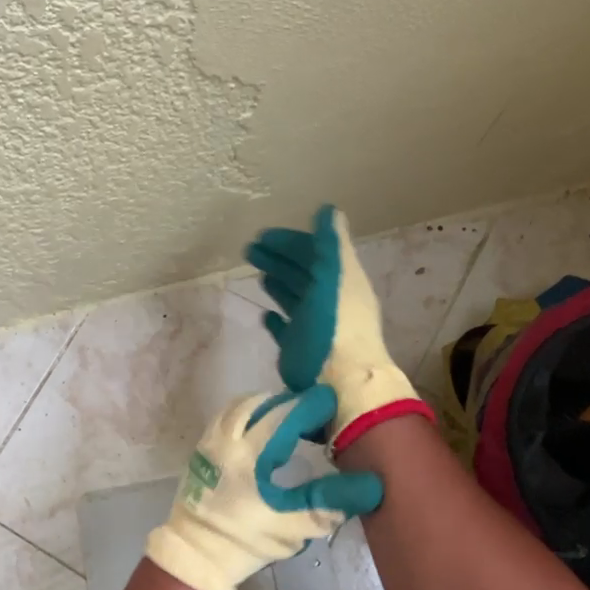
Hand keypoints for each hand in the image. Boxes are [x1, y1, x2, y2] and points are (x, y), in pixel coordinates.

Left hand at [144, 385, 381, 589]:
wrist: (195, 555)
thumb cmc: (244, 541)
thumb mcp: (291, 526)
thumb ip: (329, 501)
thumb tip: (372, 485)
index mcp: (248, 454)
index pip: (285, 416)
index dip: (312, 406)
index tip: (335, 402)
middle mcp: (225, 439)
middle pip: (262, 404)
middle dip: (291, 403)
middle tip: (317, 412)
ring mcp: (209, 441)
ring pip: (240, 406)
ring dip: (268, 405)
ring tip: (292, 417)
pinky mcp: (201, 448)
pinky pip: (227, 416)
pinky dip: (249, 413)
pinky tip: (263, 429)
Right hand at [246, 203, 431, 450]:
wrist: (340, 379)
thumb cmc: (337, 324)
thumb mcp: (337, 276)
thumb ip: (332, 244)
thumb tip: (328, 210)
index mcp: (338, 280)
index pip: (313, 253)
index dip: (290, 241)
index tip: (263, 235)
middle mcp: (326, 300)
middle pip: (300, 272)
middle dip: (278, 258)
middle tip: (249, 249)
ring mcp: (312, 325)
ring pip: (293, 297)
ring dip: (277, 281)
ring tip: (258, 271)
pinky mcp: (298, 348)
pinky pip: (285, 330)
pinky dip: (276, 320)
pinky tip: (266, 314)